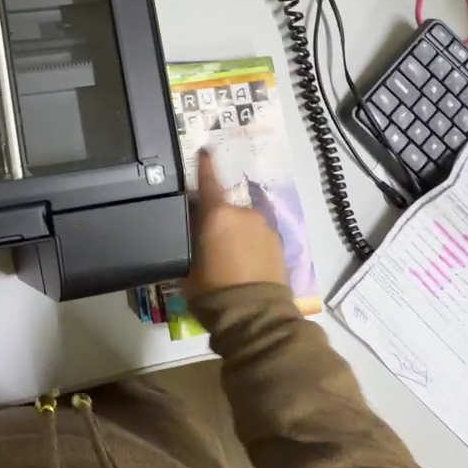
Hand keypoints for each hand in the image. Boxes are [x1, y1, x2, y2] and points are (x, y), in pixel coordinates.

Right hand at [184, 150, 287, 296]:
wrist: (255, 317)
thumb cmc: (213, 291)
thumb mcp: (187, 266)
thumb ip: (190, 243)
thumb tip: (193, 235)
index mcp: (217, 214)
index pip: (207, 182)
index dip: (204, 165)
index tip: (204, 150)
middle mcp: (244, 213)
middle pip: (226, 207)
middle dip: (218, 218)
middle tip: (209, 239)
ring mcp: (265, 228)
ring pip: (244, 222)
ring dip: (237, 231)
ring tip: (230, 256)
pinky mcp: (279, 245)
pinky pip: (258, 236)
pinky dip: (251, 243)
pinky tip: (245, 262)